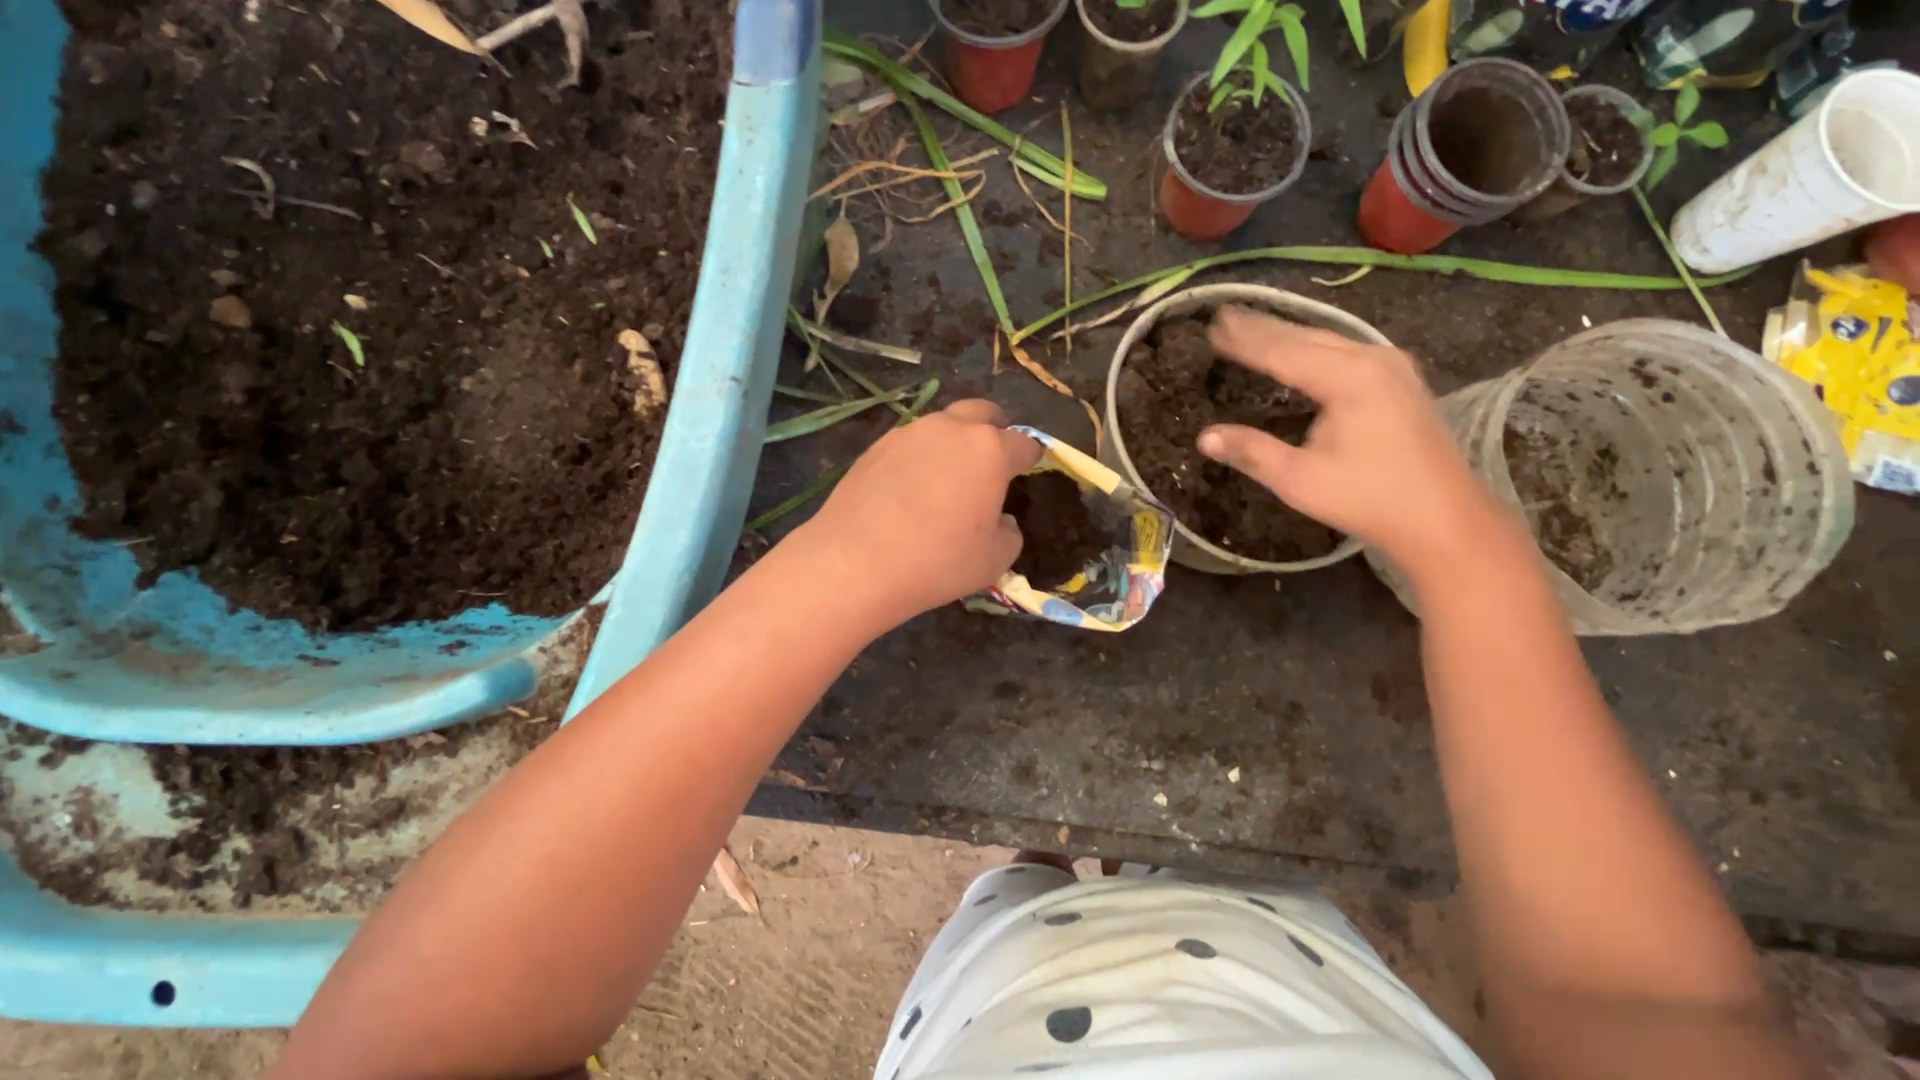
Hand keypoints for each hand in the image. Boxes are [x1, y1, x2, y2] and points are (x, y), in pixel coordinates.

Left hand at [785, 400, 1042, 629]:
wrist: (855, 562)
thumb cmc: (938, 561)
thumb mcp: (994, 559)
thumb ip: (1009, 533)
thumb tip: (1000, 520)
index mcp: (990, 449)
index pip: (1024, 442)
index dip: (1031, 457)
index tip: (1030, 468)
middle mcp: (950, 429)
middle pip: (982, 413)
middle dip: (994, 429)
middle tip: (993, 458)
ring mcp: (908, 434)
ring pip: (942, 426)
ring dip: (953, 442)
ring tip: (948, 478)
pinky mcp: (875, 448)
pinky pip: (910, 445)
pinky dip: (920, 459)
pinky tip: (911, 490)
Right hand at [1196, 306, 1504, 576]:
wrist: (1445, 519)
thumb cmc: (1369, 499)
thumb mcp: (1300, 480)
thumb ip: (1252, 452)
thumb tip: (1205, 438)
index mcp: (1348, 378)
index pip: (1283, 351)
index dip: (1244, 340)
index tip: (1212, 326)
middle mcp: (1373, 359)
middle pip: (1307, 336)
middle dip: (1264, 328)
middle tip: (1225, 317)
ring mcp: (1393, 367)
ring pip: (1329, 340)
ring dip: (1289, 334)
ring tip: (1254, 326)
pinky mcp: (1402, 381)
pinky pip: (1347, 351)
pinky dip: (1314, 347)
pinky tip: (1301, 349)